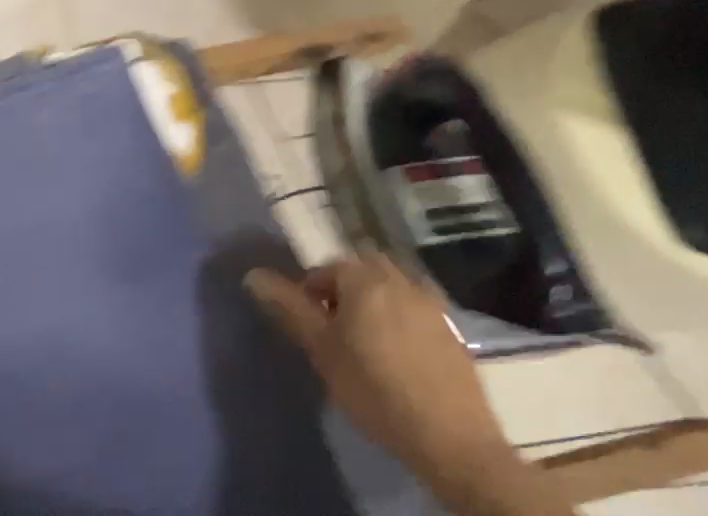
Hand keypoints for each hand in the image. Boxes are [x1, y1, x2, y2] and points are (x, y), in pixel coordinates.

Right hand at [246, 253, 571, 514]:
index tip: (307, 323)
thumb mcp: (320, 348)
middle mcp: (402, 283)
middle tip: (334, 324)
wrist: (451, 439)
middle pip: (364, 269)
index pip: (327, 268)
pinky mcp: (454, 334)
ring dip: (376, 300)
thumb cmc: (373, 388)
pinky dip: (402, 319)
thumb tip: (252, 274)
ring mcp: (434, 308)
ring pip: (394, 287)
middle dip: (345, 287)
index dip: (310, 291)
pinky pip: (418, 310)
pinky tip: (398, 353)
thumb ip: (288, 307)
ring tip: (365, 337)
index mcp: (365, 280)